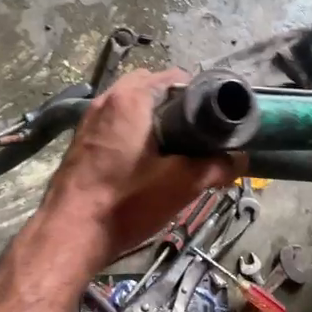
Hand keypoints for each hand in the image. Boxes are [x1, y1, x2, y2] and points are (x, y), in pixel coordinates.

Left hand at [42, 69, 240, 262]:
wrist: (71, 233)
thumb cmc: (127, 202)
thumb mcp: (183, 185)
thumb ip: (217, 167)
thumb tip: (239, 159)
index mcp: (131, 98)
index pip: (176, 78)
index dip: (201, 96)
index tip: (214, 120)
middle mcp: (106, 100)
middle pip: (152, 90)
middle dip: (176, 108)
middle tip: (196, 137)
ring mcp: (89, 120)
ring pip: (132, 109)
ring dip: (153, 122)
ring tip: (174, 152)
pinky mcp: (81, 142)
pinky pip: (116, 126)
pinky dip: (134, 135)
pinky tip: (145, 164)